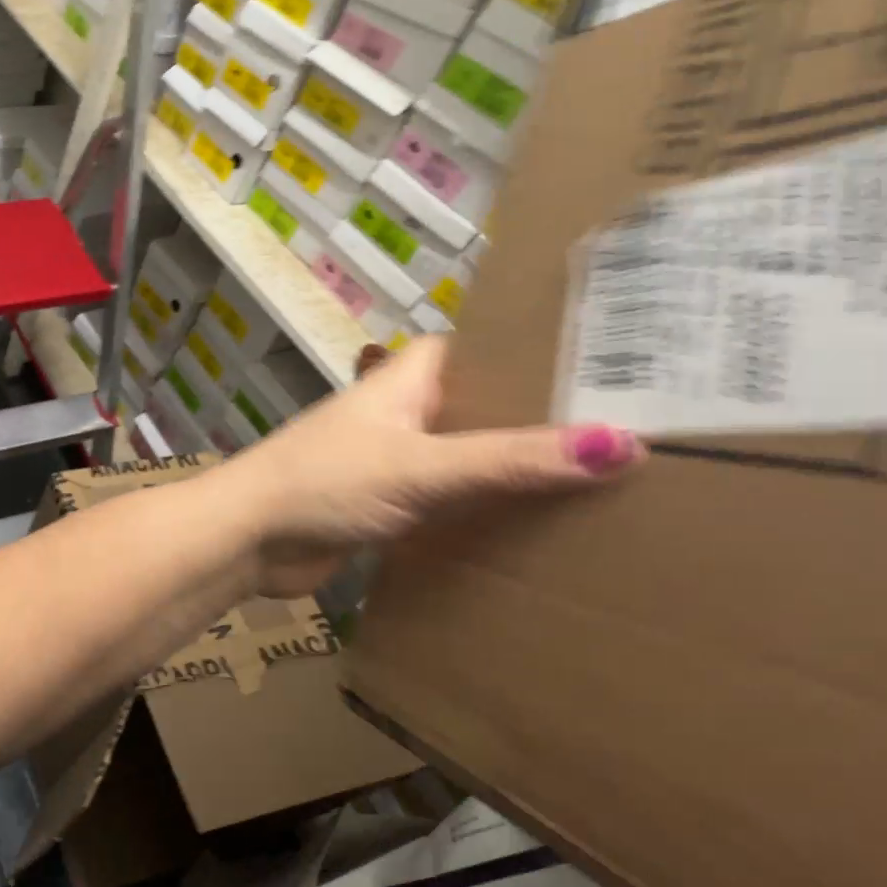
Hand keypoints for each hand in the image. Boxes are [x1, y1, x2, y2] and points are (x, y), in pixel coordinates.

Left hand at [203, 337, 645, 597]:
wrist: (247, 538)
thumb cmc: (323, 483)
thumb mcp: (421, 467)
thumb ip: (510, 459)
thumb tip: (624, 444)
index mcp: (404, 383)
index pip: (477, 348)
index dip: (533, 351)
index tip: (614, 363)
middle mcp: (401, 414)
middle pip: (481, 407)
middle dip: (541, 420)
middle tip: (640, 434)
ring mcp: (392, 462)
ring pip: (468, 458)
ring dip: (517, 472)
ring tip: (616, 485)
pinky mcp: (386, 507)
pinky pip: (450, 502)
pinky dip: (487, 512)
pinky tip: (545, 531)